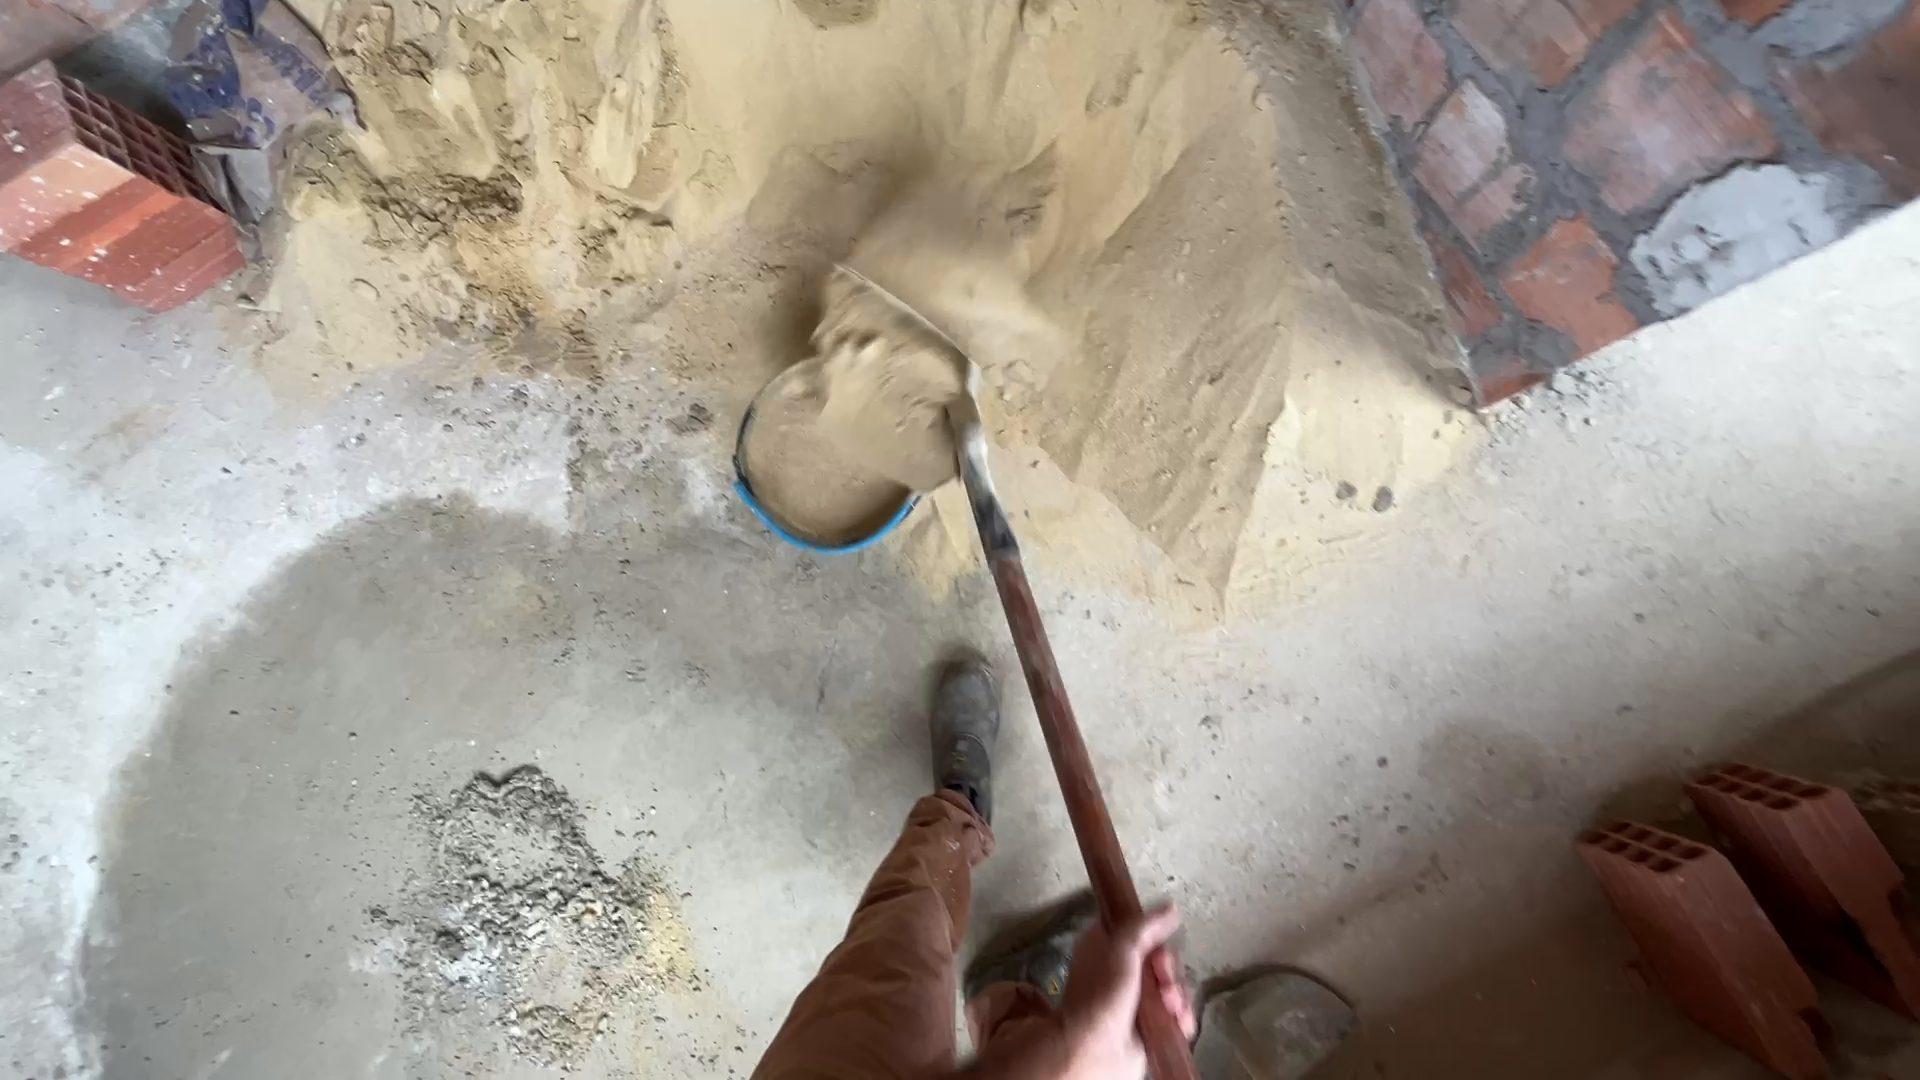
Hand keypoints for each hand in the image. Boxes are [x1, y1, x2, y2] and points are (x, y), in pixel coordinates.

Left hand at [1056, 904, 1196, 1079]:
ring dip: (1177, 994)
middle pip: (1159, 956)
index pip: (1137, 927)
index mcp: (1106, 944)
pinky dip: (1182, 1017)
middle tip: (1164, 978)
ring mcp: (1136, 998)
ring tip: (1171, 1006)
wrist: (1095, 1049)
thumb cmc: (1102, 993)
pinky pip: (1176, 1014)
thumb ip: (1146, 926)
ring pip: (1171, 985)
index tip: (1160, 940)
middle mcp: (1121, 968)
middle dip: (1168, 968)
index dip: (1153, 931)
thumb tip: (1171, 907)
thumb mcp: (1122, 948)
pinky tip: (1180, 1022)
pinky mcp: (1151, 1025)